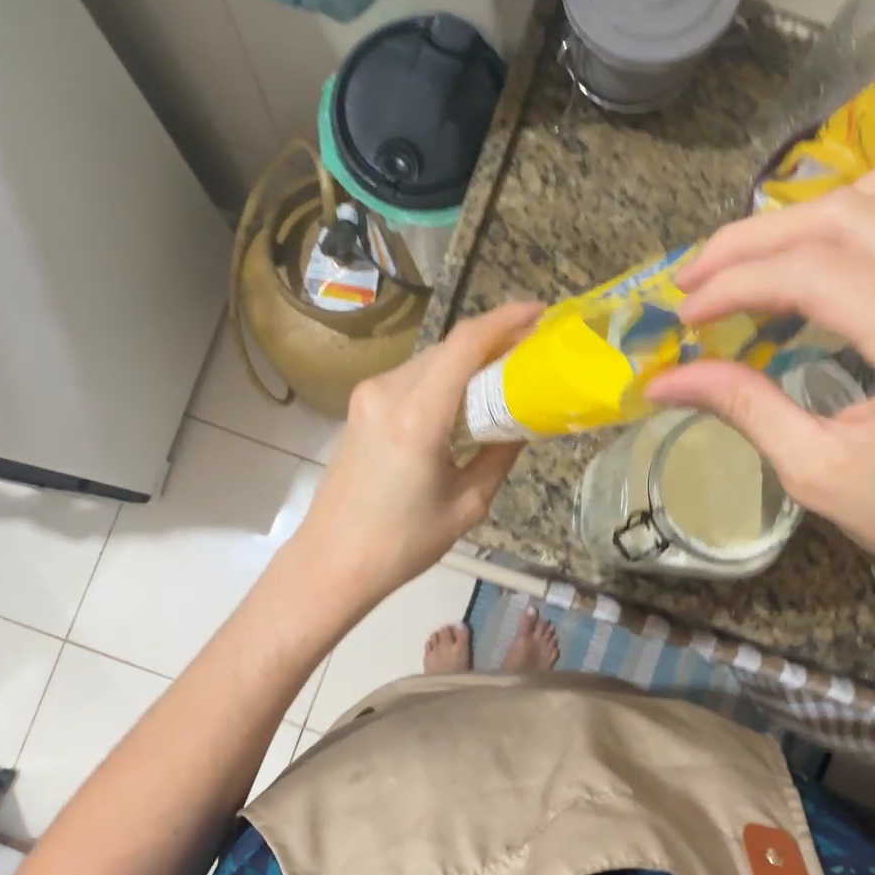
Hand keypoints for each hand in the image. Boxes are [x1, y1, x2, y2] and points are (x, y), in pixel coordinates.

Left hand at [291, 301, 542, 606]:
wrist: (333, 560)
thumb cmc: (402, 543)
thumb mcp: (468, 505)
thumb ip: (500, 455)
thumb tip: (523, 423)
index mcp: (417, 417)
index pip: (465, 344)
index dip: (506, 320)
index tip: (541, 313)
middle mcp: (388, 393)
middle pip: (449, 347)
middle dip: (493, 342)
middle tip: (534, 354)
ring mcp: (368, 396)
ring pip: (430, 360)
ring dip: (467, 361)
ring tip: (505, 377)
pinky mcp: (360, 406)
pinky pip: (412, 377)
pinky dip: (444, 379)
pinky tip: (465, 399)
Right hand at [647, 160, 874, 608]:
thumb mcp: (815, 471)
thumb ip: (742, 405)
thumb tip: (662, 381)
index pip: (821, 274)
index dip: (738, 281)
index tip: (687, 312)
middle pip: (852, 216)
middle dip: (757, 238)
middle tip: (699, 276)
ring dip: (808, 216)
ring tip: (753, 260)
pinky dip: (857, 220)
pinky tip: (817, 257)